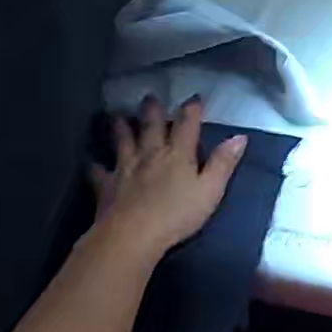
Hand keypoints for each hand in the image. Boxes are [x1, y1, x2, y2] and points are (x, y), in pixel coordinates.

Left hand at [86, 97, 245, 262]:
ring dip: (120, 127)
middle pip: (151, 127)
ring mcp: (125, 168)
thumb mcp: (211, 190)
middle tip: (149, 97)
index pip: (186, 126)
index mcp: (178, 155)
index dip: (191, 110)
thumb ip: (223, 163)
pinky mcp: (107, 186)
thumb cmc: (178, 214)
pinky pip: (99, 172)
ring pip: (123, 142)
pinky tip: (92, 162)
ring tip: (117, 115)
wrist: (134, 234)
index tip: (194, 98)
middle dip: (152, 111)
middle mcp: (150, 154)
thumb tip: (239, 137)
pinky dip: (96, 166)